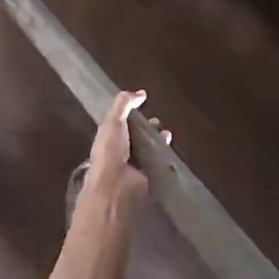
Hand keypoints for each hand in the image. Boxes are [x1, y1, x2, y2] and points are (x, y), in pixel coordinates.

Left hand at [82, 89, 169, 207]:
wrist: (115, 184)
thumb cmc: (110, 149)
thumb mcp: (114, 120)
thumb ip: (124, 103)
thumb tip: (141, 93)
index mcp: (108, 135)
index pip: (120, 120)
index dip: (130, 111)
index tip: (143, 103)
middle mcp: (119, 149)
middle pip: (135, 134)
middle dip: (146, 127)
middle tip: (158, 122)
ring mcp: (132, 163)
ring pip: (146, 147)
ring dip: (156, 140)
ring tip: (166, 134)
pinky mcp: (145, 175)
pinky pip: (155, 161)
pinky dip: (163, 154)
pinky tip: (169, 148)